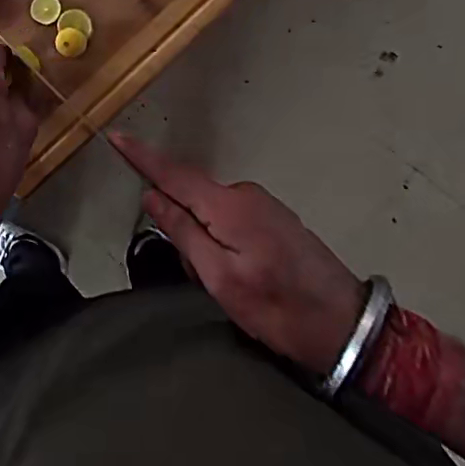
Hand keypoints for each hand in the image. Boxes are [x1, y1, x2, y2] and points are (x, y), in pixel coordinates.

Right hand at [109, 131, 364, 374]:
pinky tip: (242, 276)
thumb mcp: (220, 278)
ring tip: (227, 285)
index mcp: (230, 207)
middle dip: (181, 228)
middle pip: (191, 196)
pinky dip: (222, 242)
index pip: (174, 174)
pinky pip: (229, 219)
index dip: (142, 157)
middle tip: (200, 276)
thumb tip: (153, 198)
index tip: (117, 137)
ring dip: (204, 242)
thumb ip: (183, 232)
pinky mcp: (275, 218)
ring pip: (210, 212)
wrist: (347, 328)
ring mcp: (264, 205)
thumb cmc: (278, 308)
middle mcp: (247, 195)